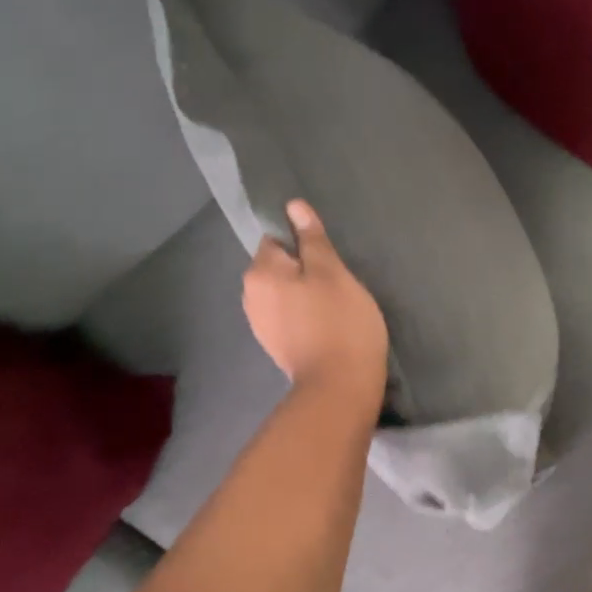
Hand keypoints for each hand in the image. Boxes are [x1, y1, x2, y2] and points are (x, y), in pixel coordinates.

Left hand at [243, 199, 387, 405]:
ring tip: (335, 308)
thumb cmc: (340, 322)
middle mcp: (251, 294)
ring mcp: (260, 324)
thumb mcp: (334, 273)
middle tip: (339, 286)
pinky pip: (288, 318)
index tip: (331, 263)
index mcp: (262, 271)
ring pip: (283, 295)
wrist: (339, 384)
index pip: (277, 241)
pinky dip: (304, 318)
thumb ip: (313, 240)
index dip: (304, 247)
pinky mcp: (275, 346)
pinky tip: (326, 328)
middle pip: (278, 269)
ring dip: (303, 296)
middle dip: (303, 272)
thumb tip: (293, 206)